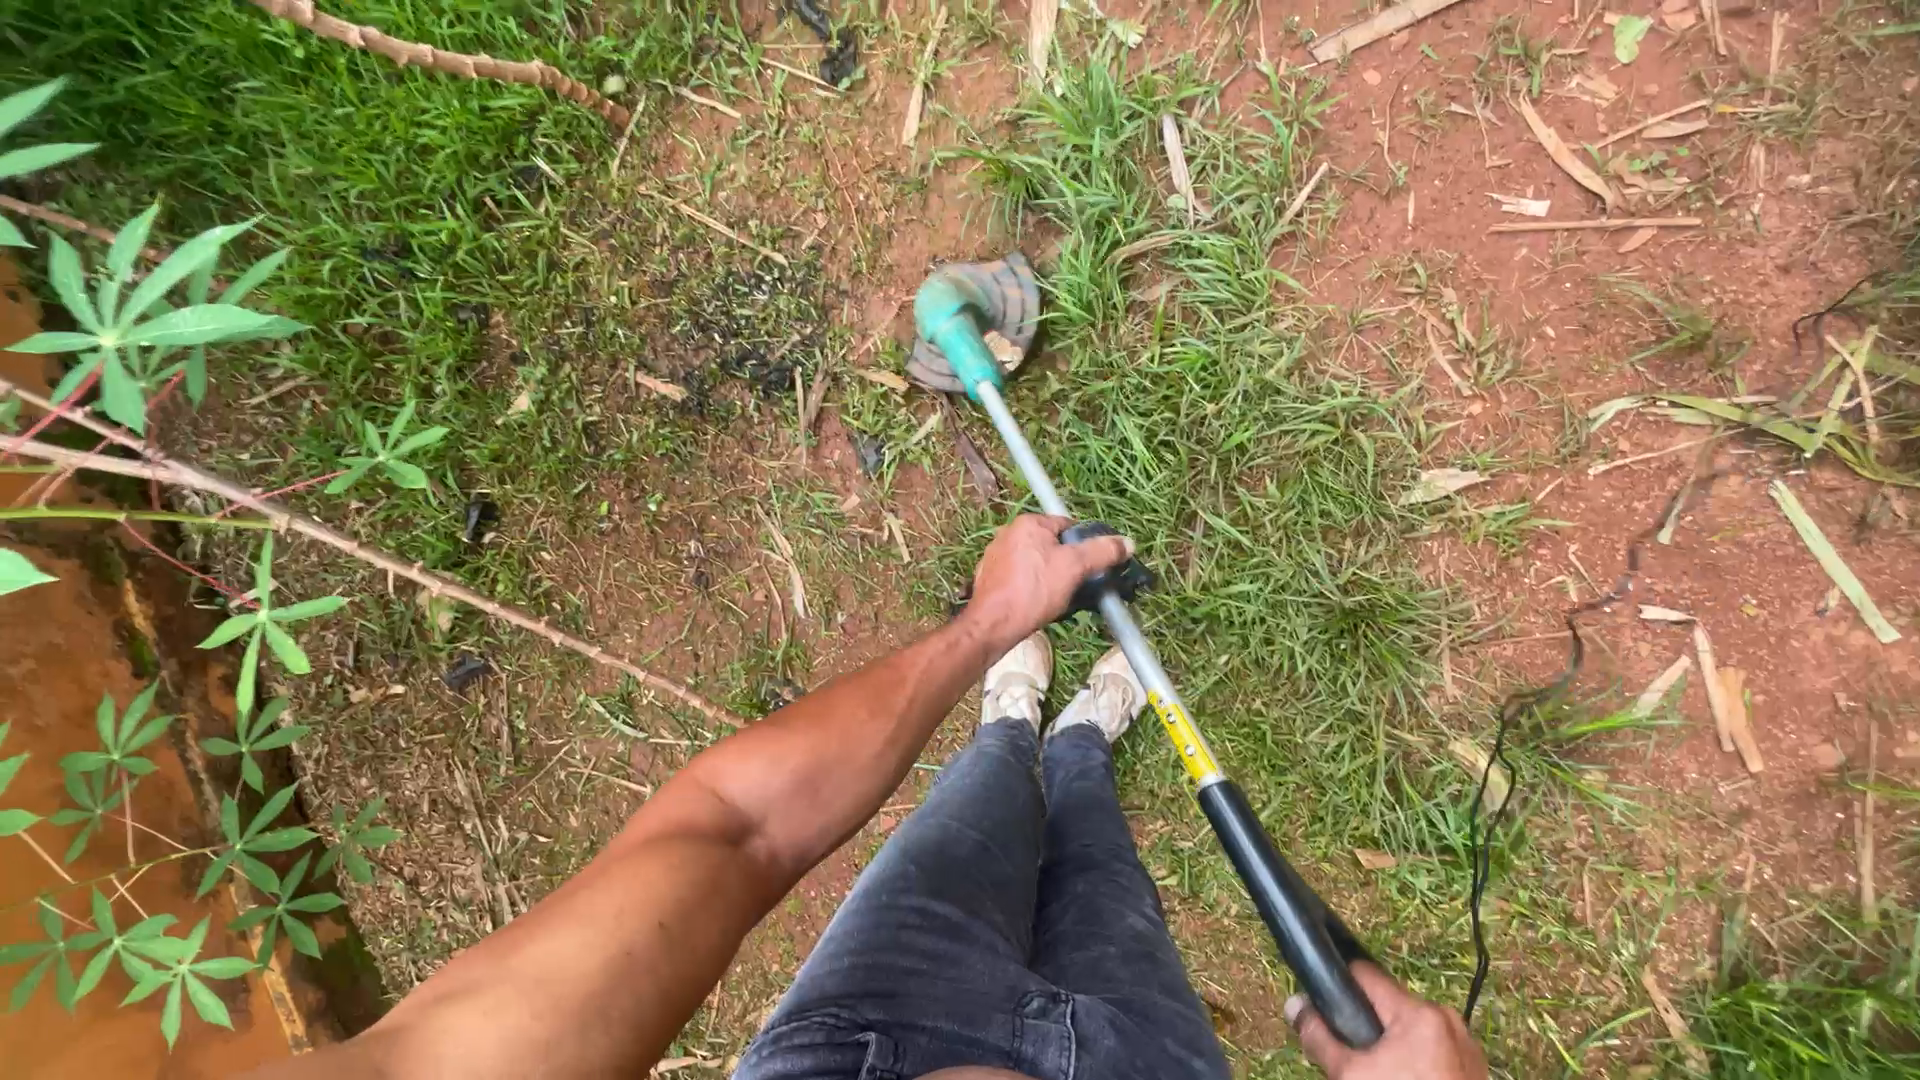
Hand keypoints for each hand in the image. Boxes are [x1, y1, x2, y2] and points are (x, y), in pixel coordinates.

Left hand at [962, 514, 1133, 653]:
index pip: (1067, 526)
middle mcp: (1008, 534)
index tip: (1093, 566)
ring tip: (1061, 598)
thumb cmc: (1034, 590)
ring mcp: (996, 556)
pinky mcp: (990, 578)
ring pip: (1036, 564)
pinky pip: (1021, 578)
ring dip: (1051, 578)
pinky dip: (1033, 588)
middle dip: (1067, 564)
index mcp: (1028, 524)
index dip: (1085, 545)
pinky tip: (1039, 605)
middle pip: (1052, 545)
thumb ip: (1102, 552)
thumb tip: (1127, 542)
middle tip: (1079, 584)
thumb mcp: (1075, 567)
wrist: (994, 624)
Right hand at [1287, 965, 1486, 1079]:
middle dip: (1366, 1026)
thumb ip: (1318, 1036)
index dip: (1337, 985)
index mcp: (1419, 1013)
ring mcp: (1466, 1047)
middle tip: (1354, 1059)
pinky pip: (1431, 1050)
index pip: (1363, 974)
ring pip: (1409, 1029)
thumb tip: (1294, 1004)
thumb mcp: (1350, 1075)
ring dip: (1390, 1045)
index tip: (1324, 1008)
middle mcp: (1447, 1019)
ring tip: (1378, 1076)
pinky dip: (1413, 1062)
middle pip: (1387, 1004)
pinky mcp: (1475, 1071)